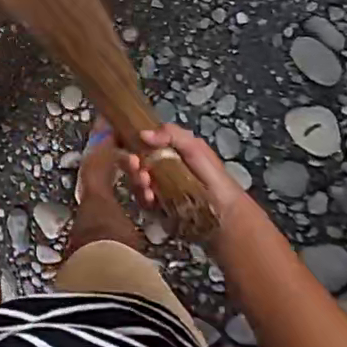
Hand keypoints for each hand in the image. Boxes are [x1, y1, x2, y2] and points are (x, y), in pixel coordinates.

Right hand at [124, 124, 247, 227]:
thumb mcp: (195, 146)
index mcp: (164, 149)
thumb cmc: (211, 174)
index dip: (126, 140)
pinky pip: (142, 200)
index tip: (121, 140)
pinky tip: (151, 197)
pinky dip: (143, 197)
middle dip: (128, 161)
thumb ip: (171, 134)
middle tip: (134, 163)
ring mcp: (156, 187)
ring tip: (145, 182)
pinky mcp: (157, 207)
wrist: (225, 212)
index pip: (137, 141)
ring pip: (134, 180)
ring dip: (135, 179)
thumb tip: (142, 134)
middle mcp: (157, 167)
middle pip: (131, 161)